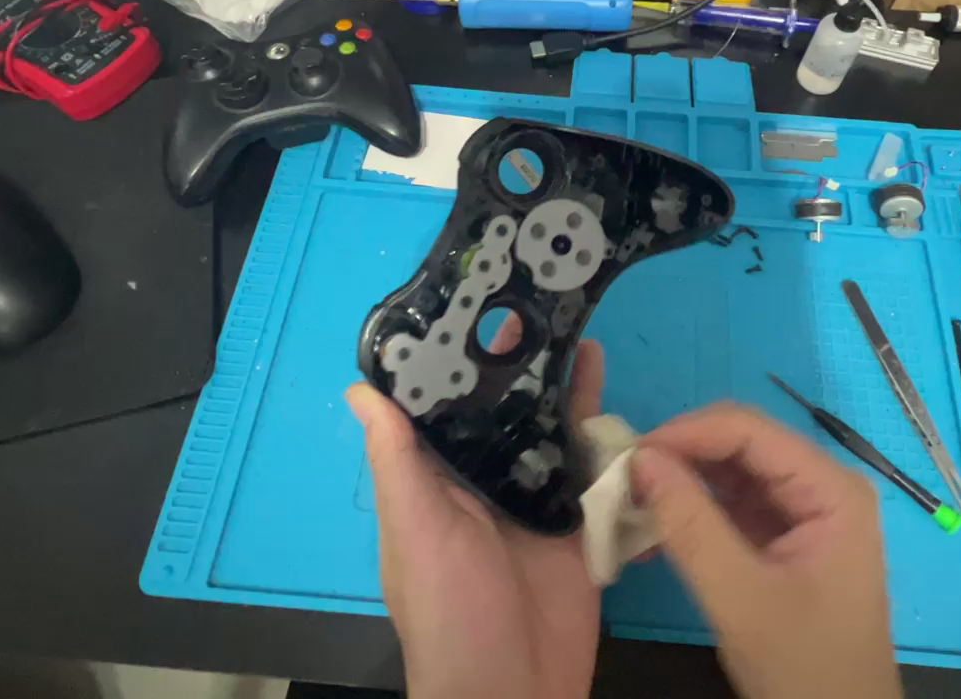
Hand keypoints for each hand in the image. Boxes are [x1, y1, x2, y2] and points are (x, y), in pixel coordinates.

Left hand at [346, 332, 604, 698]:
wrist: (515, 685)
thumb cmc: (448, 604)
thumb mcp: (415, 528)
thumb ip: (397, 460)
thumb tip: (359, 389)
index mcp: (437, 474)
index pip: (442, 403)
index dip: (452, 356)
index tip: (467, 303)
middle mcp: (484, 473)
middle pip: (500, 404)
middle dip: (514, 357)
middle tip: (531, 299)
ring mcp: (533, 488)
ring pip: (544, 419)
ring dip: (555, 375)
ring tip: (568, 320)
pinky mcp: (575, 507)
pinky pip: (585, 452)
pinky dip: (594, 413)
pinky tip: (601, 372)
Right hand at [633, 403, 899, 698]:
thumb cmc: (805, 669)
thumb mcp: (742, 599)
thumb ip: (691, 525)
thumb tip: (641, 459)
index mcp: (830, 487)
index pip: (749, 430)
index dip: (688, 432)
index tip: (633, 454)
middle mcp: (818, 483)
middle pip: (738, 442)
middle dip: (680, 454)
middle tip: (626, 476)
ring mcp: (798, 507)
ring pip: (726, 467)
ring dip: (678, 479)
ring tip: (631, 500)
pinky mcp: (777, 531)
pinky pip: (725, 499)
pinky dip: (688, 508)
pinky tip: (652, 528)